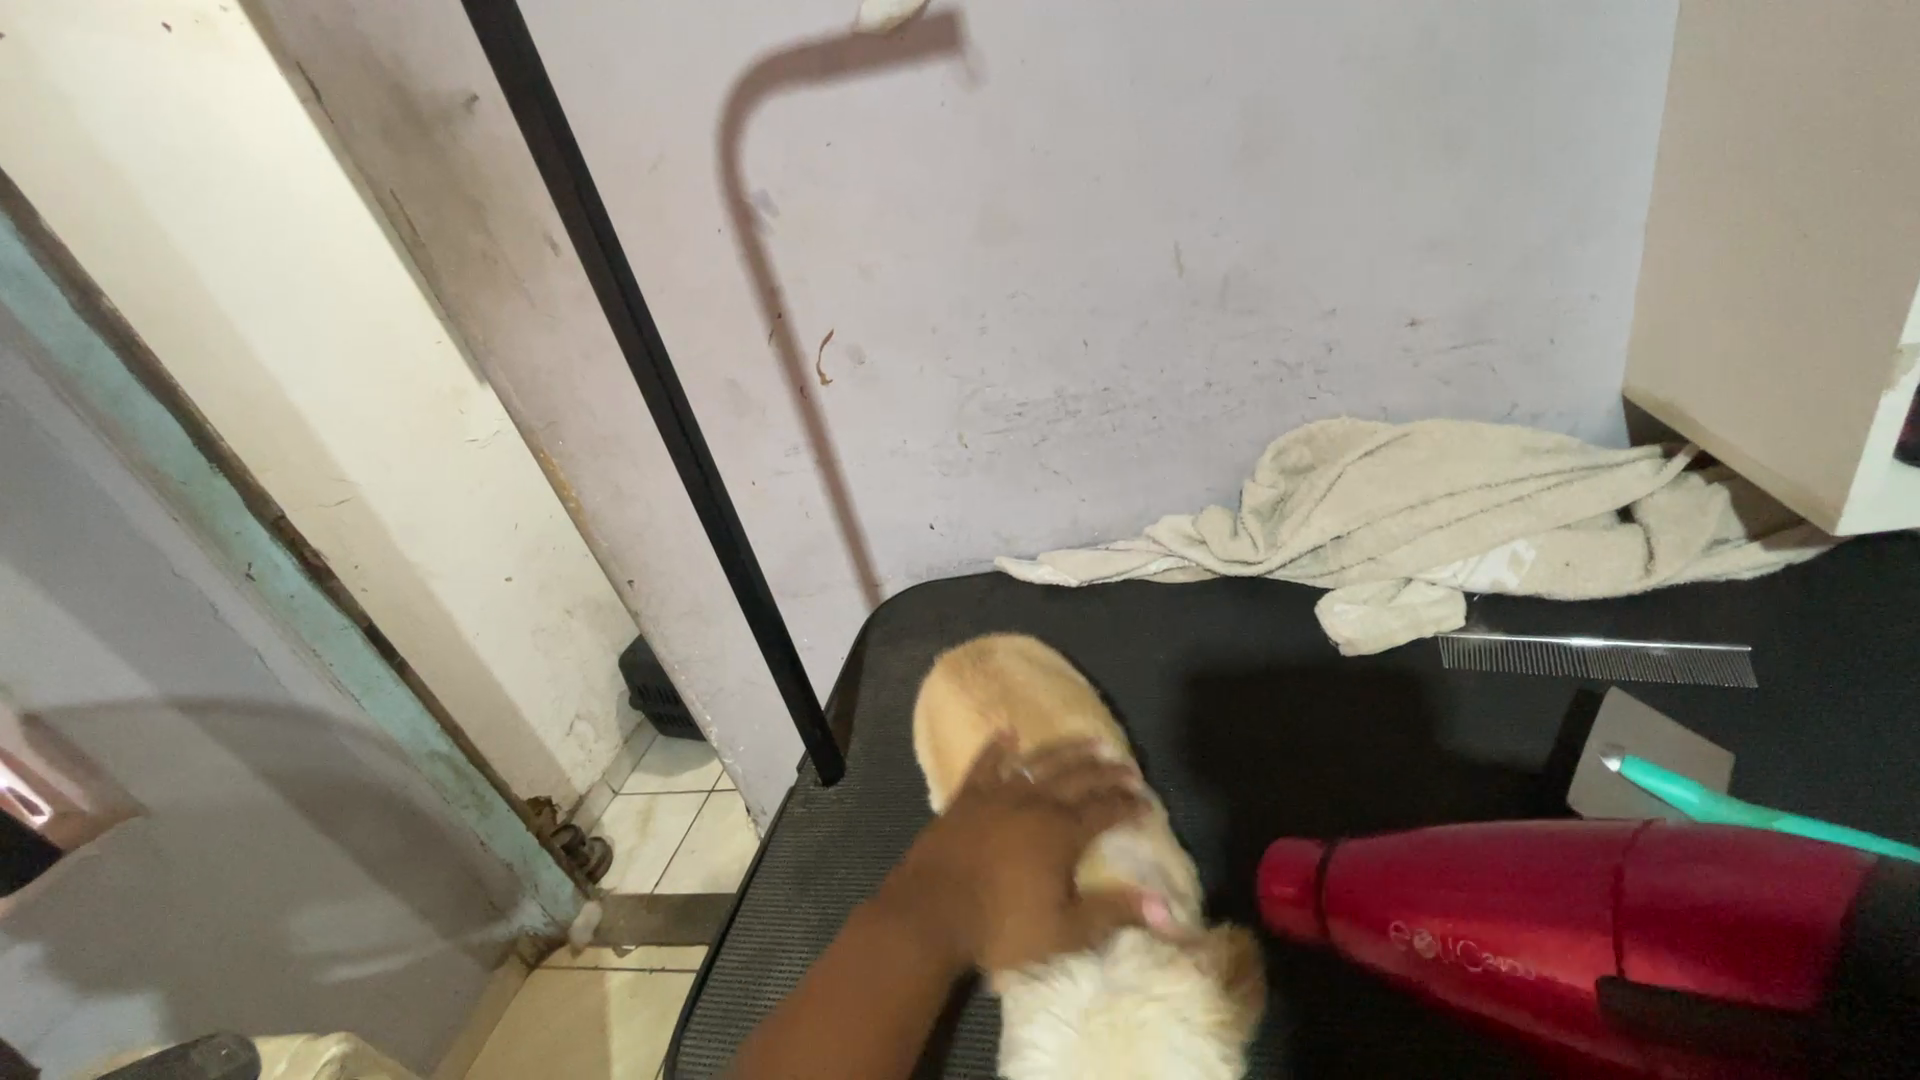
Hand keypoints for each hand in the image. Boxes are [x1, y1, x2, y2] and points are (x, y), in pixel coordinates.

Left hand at [873, 735, 1164, 973]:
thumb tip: (1167, 908)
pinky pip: (985, 763)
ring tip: (1090, 740)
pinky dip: (998, 746)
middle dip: (1107, 772)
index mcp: (1061, 831)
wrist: (929, 913)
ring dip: (1067, 750)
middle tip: (1128, 766)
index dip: (1128, 805)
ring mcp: (996, 795)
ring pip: (1040, 762)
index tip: (1147, 801)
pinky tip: (1008, 731)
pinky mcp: (965, 798)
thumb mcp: (1064, 930)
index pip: (1105, 810)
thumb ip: (1114, 913)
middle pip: (1078, 779)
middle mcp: (1033, 802)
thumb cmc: (1000, 927)